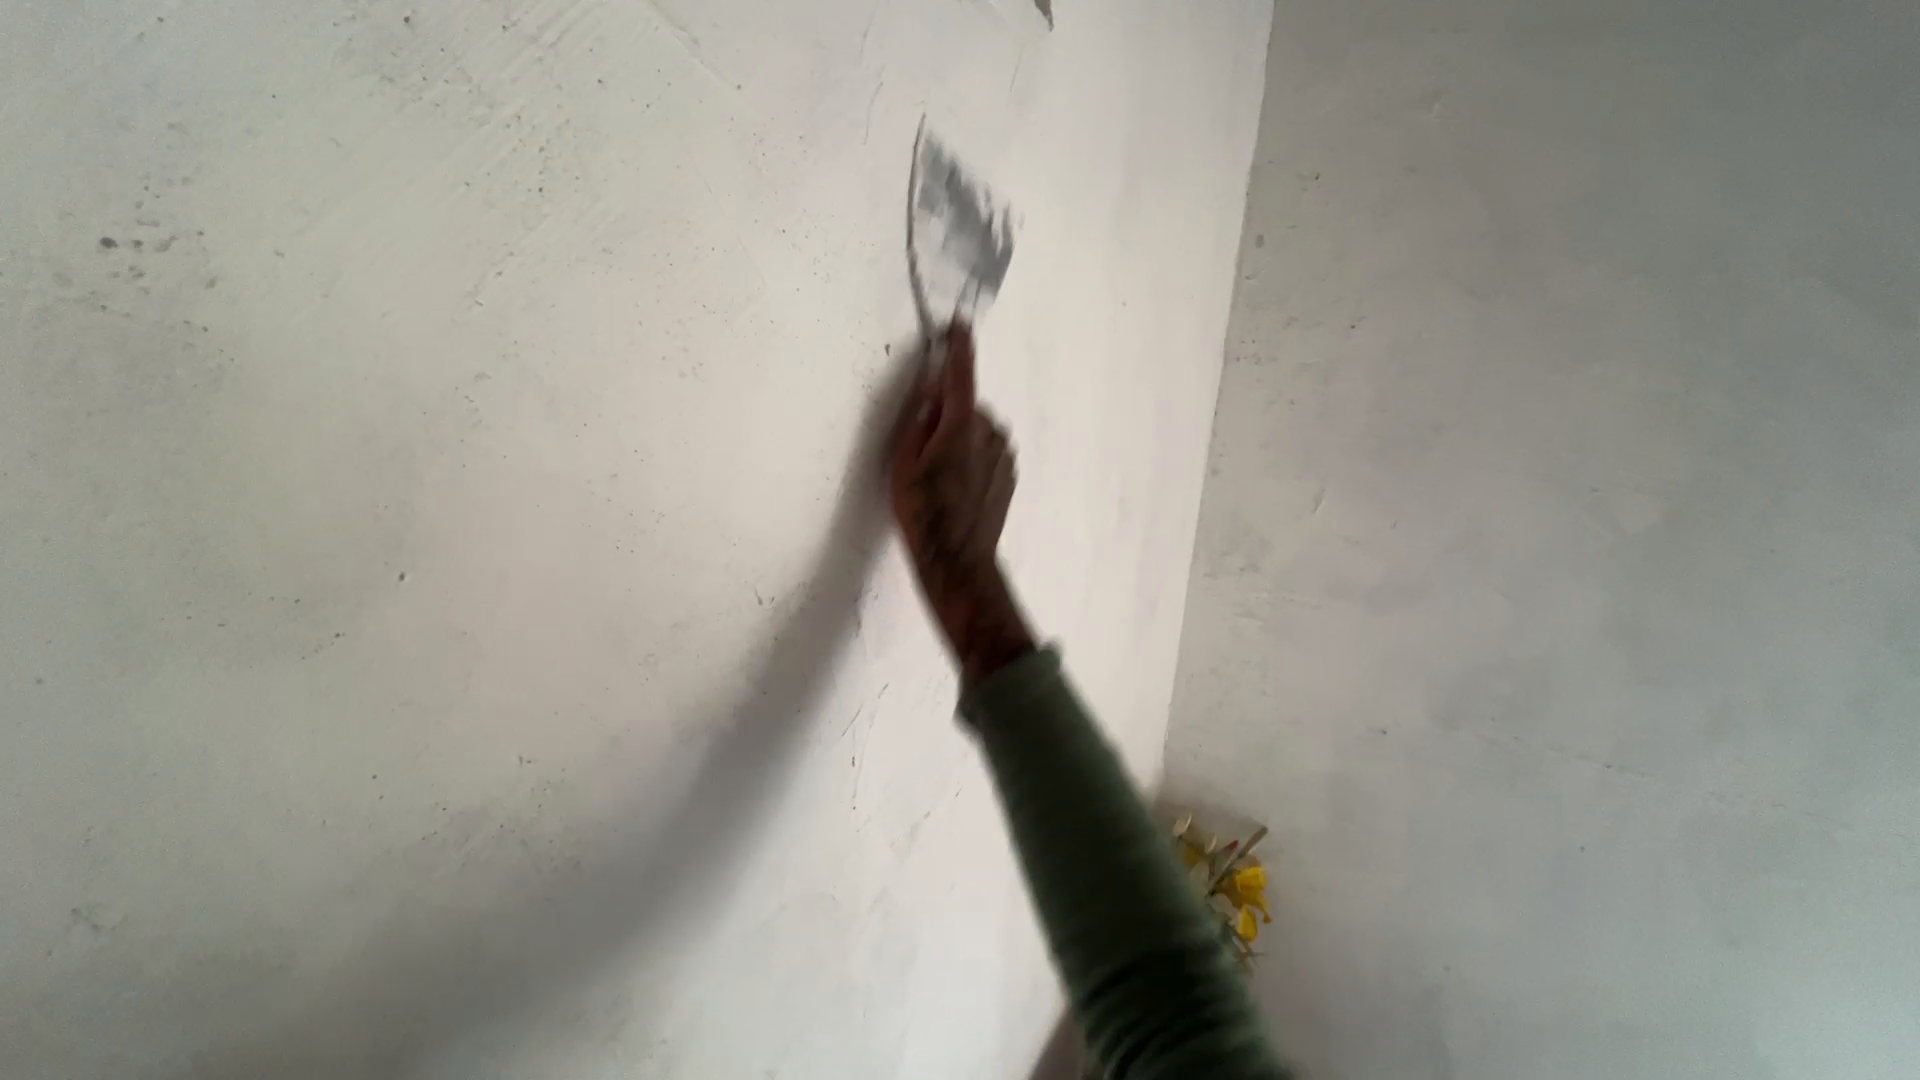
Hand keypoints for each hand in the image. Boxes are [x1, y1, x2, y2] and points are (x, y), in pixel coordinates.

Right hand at [890, 323, 1035, 684]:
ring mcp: (1004, 454)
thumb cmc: (923, 513)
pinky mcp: (1009, 474)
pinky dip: (972, 457)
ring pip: (977, 431)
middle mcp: (991, 432)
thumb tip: (930, 393)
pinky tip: (956, 488)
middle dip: (946, 415)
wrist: (958, 559)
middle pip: (966, 407)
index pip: (961, 374)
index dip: (958, 347)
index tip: (958, 326)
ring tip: (938, 477)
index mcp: (962, 425)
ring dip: (960, 439)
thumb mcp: (903, 463)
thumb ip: (918, 420)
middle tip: (923, 450)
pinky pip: (987, 451)